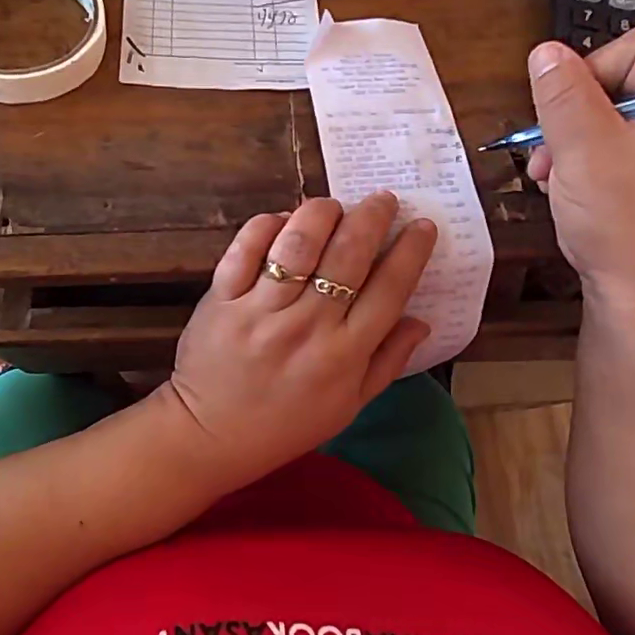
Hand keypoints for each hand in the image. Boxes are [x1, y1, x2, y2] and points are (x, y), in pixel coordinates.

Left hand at [156, 192, 437, 489]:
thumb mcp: (348, 406)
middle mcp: (307, 326)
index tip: (420, 225)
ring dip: (322, 213)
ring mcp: (261, 309)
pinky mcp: (222, 298)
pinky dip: (267, 225)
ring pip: (299, 243)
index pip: (389, 288)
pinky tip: (283, 220)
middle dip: (372, 217)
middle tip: (381, 200)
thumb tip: (423, 321)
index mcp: (345, 354)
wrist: (212, 435)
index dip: (411, 250)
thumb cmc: (286, 424)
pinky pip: (246, 248)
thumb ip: (387, 362)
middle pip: (348, 255)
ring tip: (333, 207)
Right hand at [524, 28, 634, 312]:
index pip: (634, 48)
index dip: (586, 75)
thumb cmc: (622, 223)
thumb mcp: (582, 150)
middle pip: (621, 80)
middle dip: (573, 113)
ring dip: (571, 138)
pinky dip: (585, 156)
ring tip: (552, 173)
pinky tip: (567, 183)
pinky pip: (617, 140)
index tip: (560, 118)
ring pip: (612, 112)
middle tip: (548, 151)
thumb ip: (562, 95)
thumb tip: (545, 52)